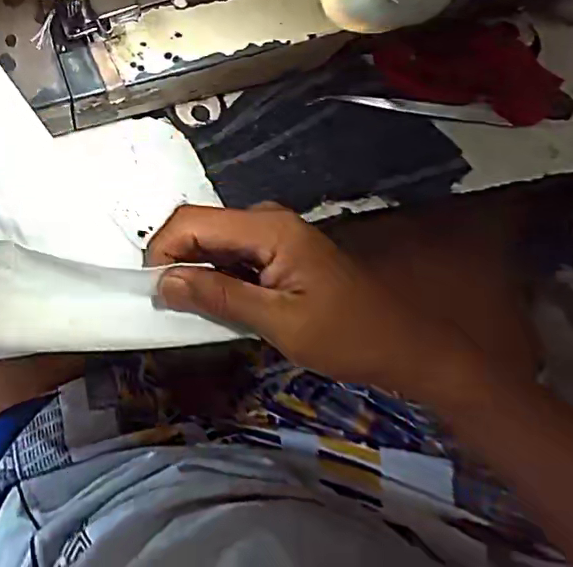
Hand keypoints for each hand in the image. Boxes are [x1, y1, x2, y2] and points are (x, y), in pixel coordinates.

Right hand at [146, 202, 486, 403]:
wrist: (417, 353)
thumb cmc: (353, 338)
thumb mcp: (281, 324)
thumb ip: (218, 297)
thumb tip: (162, 283)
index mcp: (268, 228)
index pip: (191, 222)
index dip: (163, 250)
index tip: (156, 288)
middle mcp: (265, 218)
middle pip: (196, 225)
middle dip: (175, 259)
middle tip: (171, 299)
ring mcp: (270, 230)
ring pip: (207, 237)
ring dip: (193, 267)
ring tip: (194, 302)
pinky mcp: (274, 246)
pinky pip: (226, 250)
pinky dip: (212, 272)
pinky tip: (219, 298)